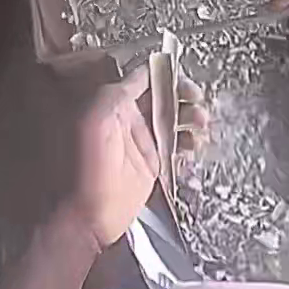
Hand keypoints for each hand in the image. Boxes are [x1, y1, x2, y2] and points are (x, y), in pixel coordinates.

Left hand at [60, 64, 206, 252]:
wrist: (88, 214)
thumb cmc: (87, 166)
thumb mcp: (97, 120)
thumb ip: (118, 94)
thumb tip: (142, 74)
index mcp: (112, 103)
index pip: (142, 78)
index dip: (164, 74)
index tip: (183, 77)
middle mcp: (129, 117)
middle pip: (162, 97)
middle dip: (182, 95)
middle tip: (197, 100)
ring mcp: (142, 140)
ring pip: (173, 119)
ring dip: (190, 117)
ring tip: (201, 123)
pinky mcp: (154, 163)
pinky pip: (177, 145)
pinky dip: (189, 141)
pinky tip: (195, 145)